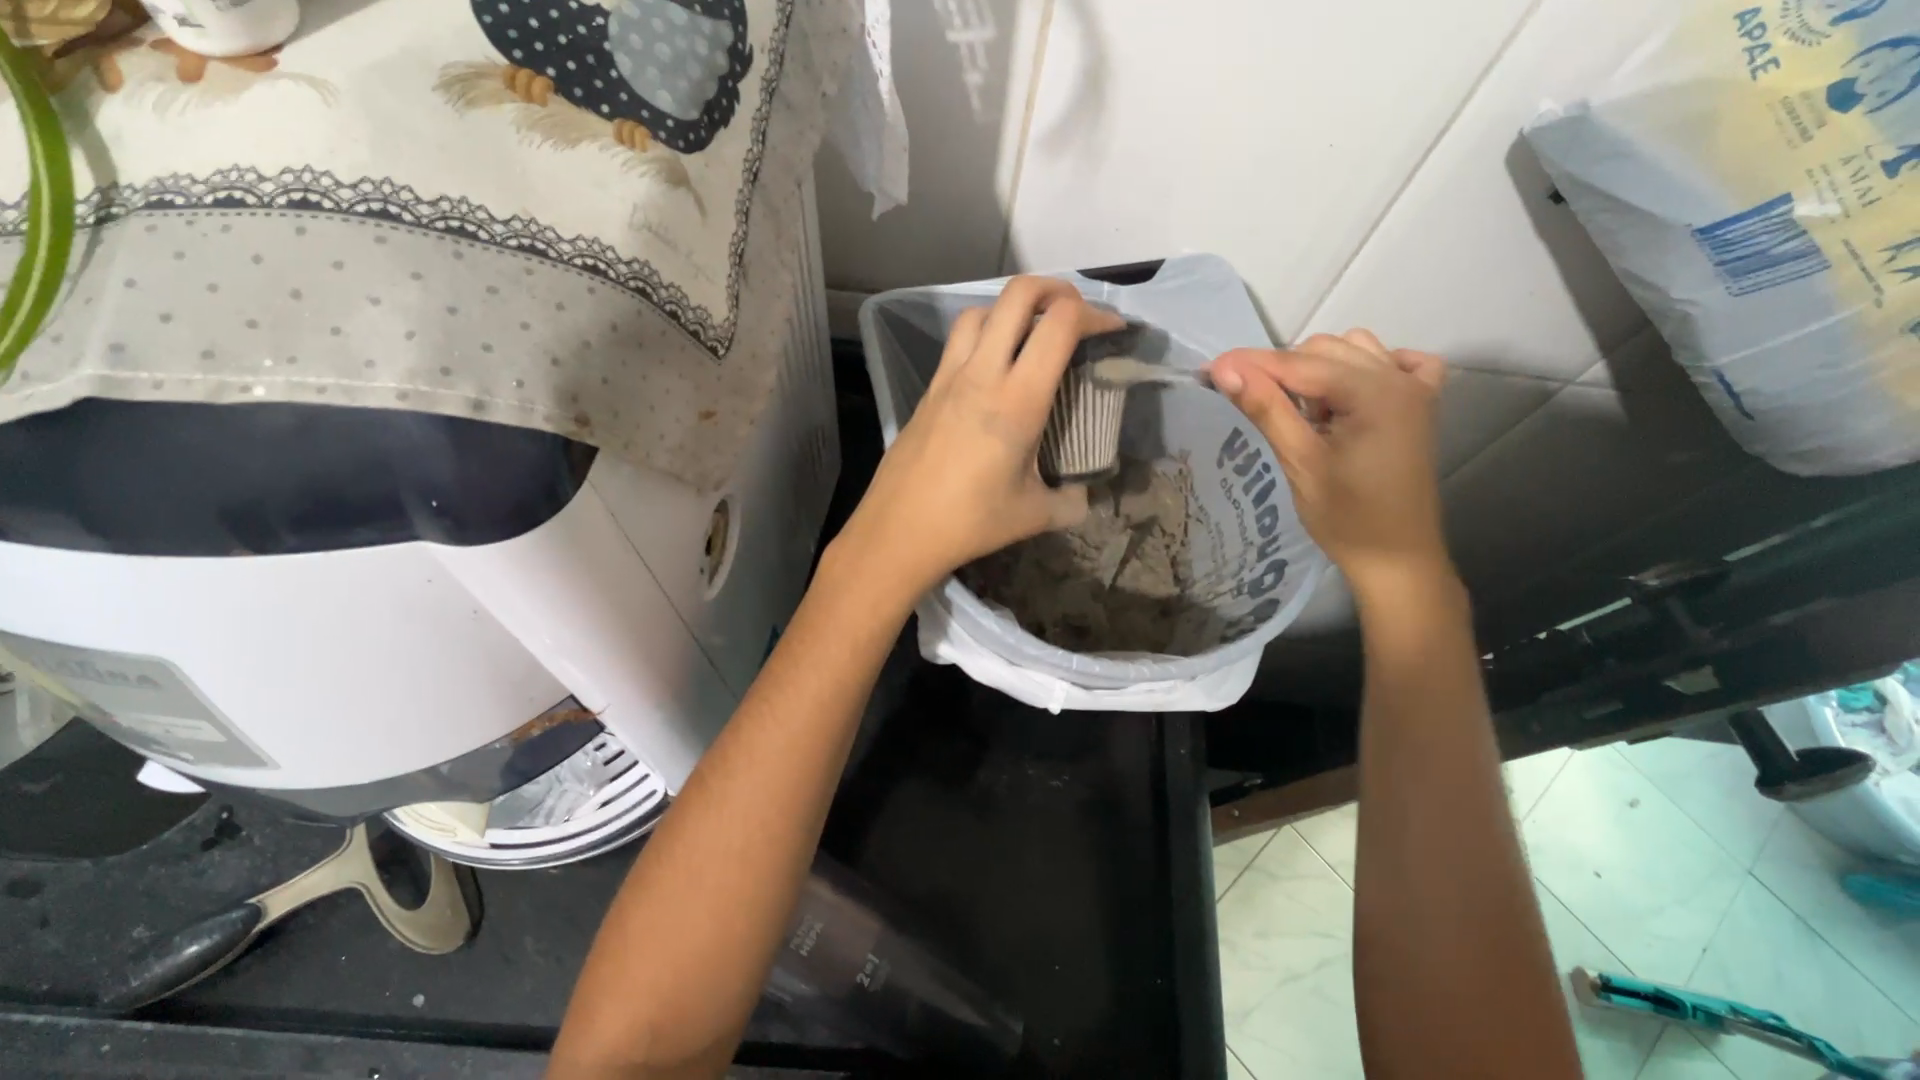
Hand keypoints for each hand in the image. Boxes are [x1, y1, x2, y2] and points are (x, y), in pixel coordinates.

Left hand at [830, 276, 1124, 599]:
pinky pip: (958, 341)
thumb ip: (1072, 501)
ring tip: (1032, 334)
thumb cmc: (971, 522)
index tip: (1113, 331)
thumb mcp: (1035, 515)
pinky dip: (984, 334)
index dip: (1096, 315)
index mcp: (1018, 399)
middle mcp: (982, 374)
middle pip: (1018, 295)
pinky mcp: (928, 389)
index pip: (1060, 325)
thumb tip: (1086, 495)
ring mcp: (949, 377)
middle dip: (1056, 289)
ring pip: (981, 310)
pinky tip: (995, 369)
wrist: (899, 530)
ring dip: (1013, 309)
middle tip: (1077, 313)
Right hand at [1208, 330, 1449, 592]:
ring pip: (1354, 349)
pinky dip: (1368, 366)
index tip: (1209, 370)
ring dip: (1319, 369)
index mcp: (1374, 393)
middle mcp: (1398, 378)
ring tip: (1303, 411)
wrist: (1397, 558)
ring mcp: (1415, 388)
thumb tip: (1224, 370)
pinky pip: (1396, 362)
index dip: (1251, 364)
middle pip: (1324, 350)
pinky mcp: (1421, 404)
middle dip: (1282, 369)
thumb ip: (1266, 409)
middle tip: (1252, 403)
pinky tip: (1349, 392)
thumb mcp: (1300, 463)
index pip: (1298, 364)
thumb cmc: (1347, 518)